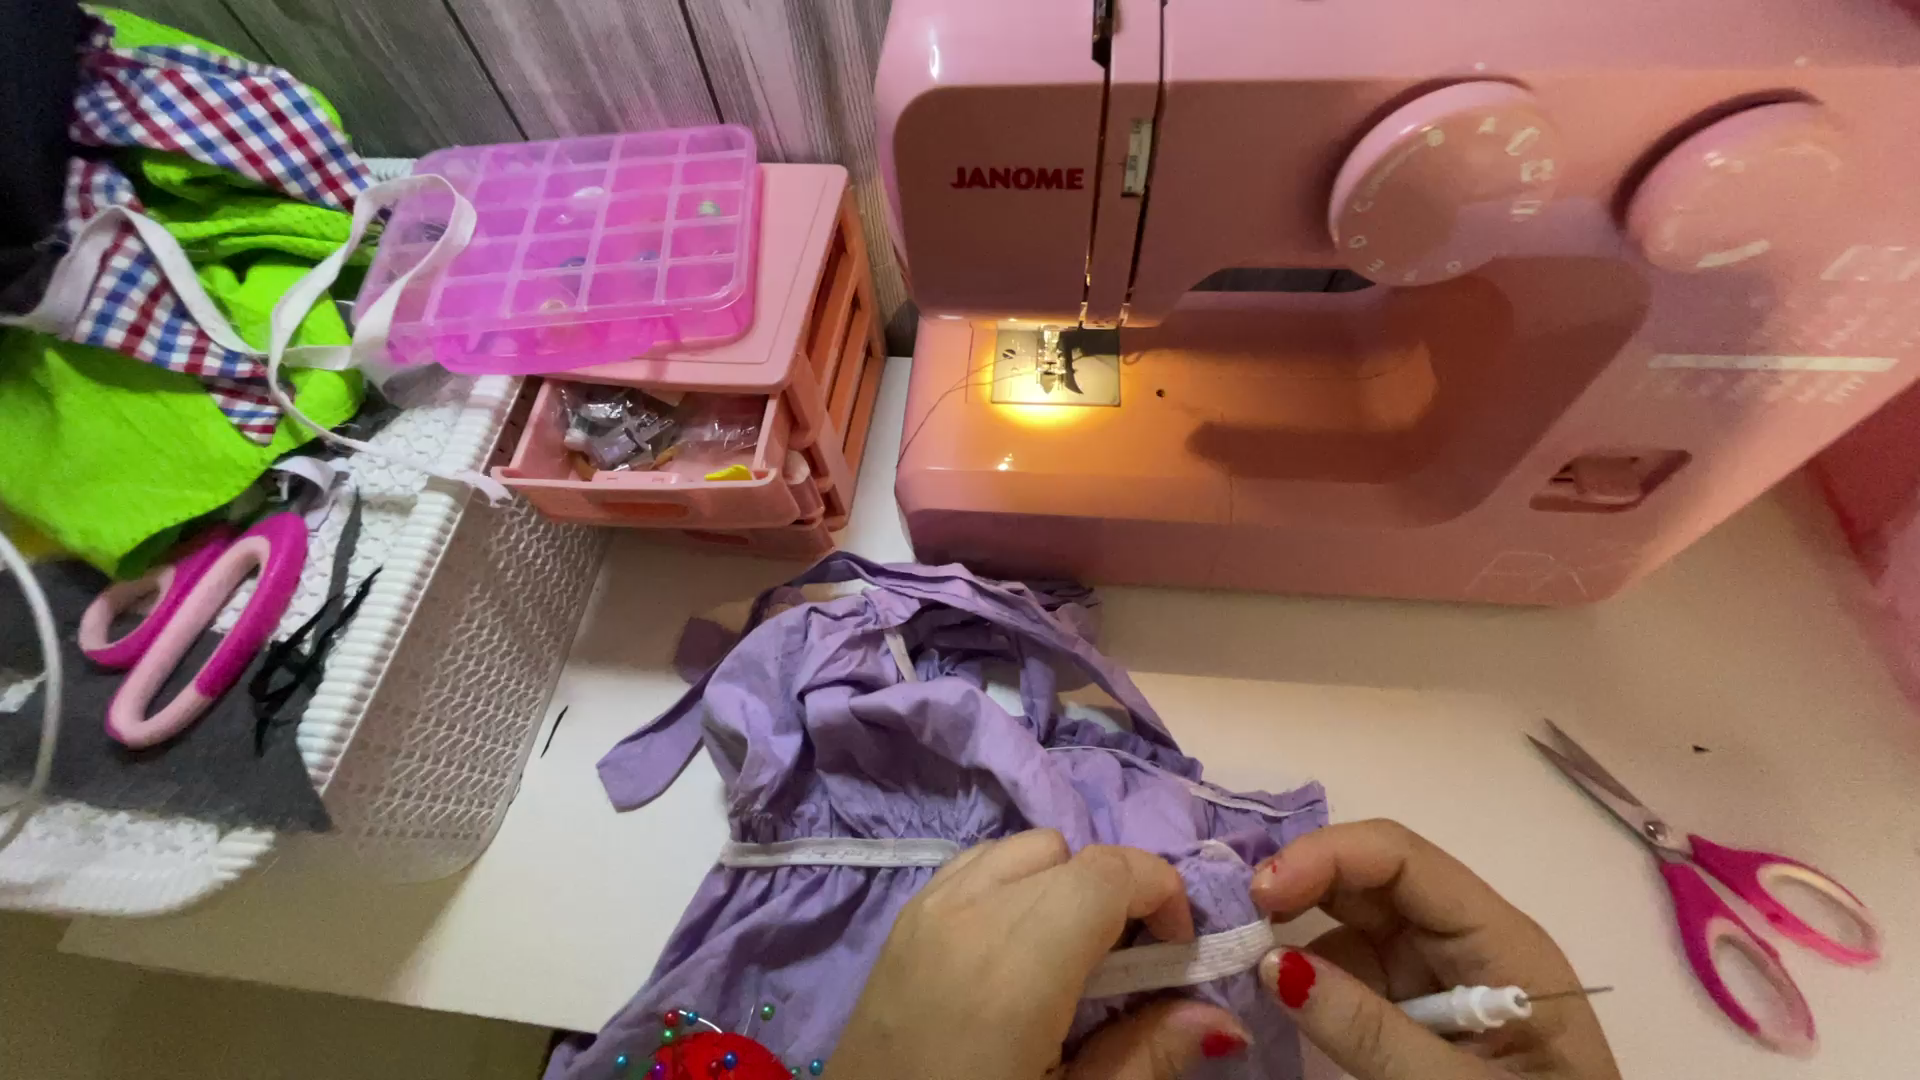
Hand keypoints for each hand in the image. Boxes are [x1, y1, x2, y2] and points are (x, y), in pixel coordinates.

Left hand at [831, 829, 1251, 1079]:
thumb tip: (1220, 1015)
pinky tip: (1015, 944)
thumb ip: (1147, 1055)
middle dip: (1117, 892)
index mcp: (1015, 960)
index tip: (1177, 952)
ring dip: (1065, 881)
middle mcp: (969, 907)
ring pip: (1024, 847)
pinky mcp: (906, 914)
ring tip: (1070, 955)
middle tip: (1129, 968)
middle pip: (1070, 852)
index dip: (1160, 892)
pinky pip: (979, 861)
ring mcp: (929, 903)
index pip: (1108, 870)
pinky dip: (1016, 879)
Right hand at [1251, 820, 1620, 1079]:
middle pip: (1367, 876)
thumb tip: (1268, 962)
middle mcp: (1461, 935)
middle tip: (1236, 914)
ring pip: (1347, 916)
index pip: (1400, 857)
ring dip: (1293, 927)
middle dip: (1299, 883)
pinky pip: (1344, 963)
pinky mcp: (1409, 998)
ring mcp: (1433, 967)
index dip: (1326, 856)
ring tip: (1240, 951)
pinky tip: (1273, 987)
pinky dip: (1303, 969)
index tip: (1262, 892)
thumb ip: (1369, 1032)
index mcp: (1497, 938)